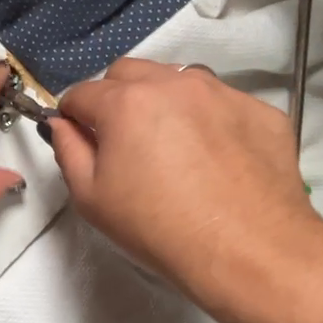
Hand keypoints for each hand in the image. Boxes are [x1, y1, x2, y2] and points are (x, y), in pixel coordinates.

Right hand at [45, 59, 322, 309]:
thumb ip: (67, 150)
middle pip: (128, 72)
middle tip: (122, 139)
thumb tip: (61, 124)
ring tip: (170, 143)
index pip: (82, 93)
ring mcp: (222, 93)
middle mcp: (173, 83)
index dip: (73, 115)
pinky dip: (207, 118)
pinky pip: (221, 101)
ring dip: (162, 99)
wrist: (248, 250)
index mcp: (125, 102)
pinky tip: (213, 157)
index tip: (79, 139)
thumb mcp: (90, 197)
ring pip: (177, 78)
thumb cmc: (156, 227)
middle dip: (114, 96)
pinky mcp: (261, 110)